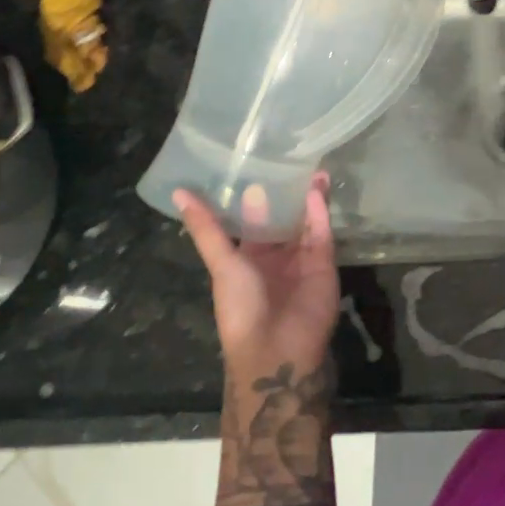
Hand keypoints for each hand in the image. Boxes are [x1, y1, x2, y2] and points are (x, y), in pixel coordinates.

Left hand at [173, 174, 337, 382]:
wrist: (277, 347)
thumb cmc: (241, 306)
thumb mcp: (221, 264)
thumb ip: (208, 228)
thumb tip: (180, 191)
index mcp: (246, 259)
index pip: (250, 222)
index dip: (251, 197)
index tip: (253, 164)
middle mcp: (275, 257)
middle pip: (282, 219)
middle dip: (284, 194)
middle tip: (286, 159)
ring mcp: (301, 259)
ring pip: (304, 221)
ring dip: (307, 197)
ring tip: (310, 166)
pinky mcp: (324, 262)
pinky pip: (321, 232)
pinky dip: (319, 212)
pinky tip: (317, 188)